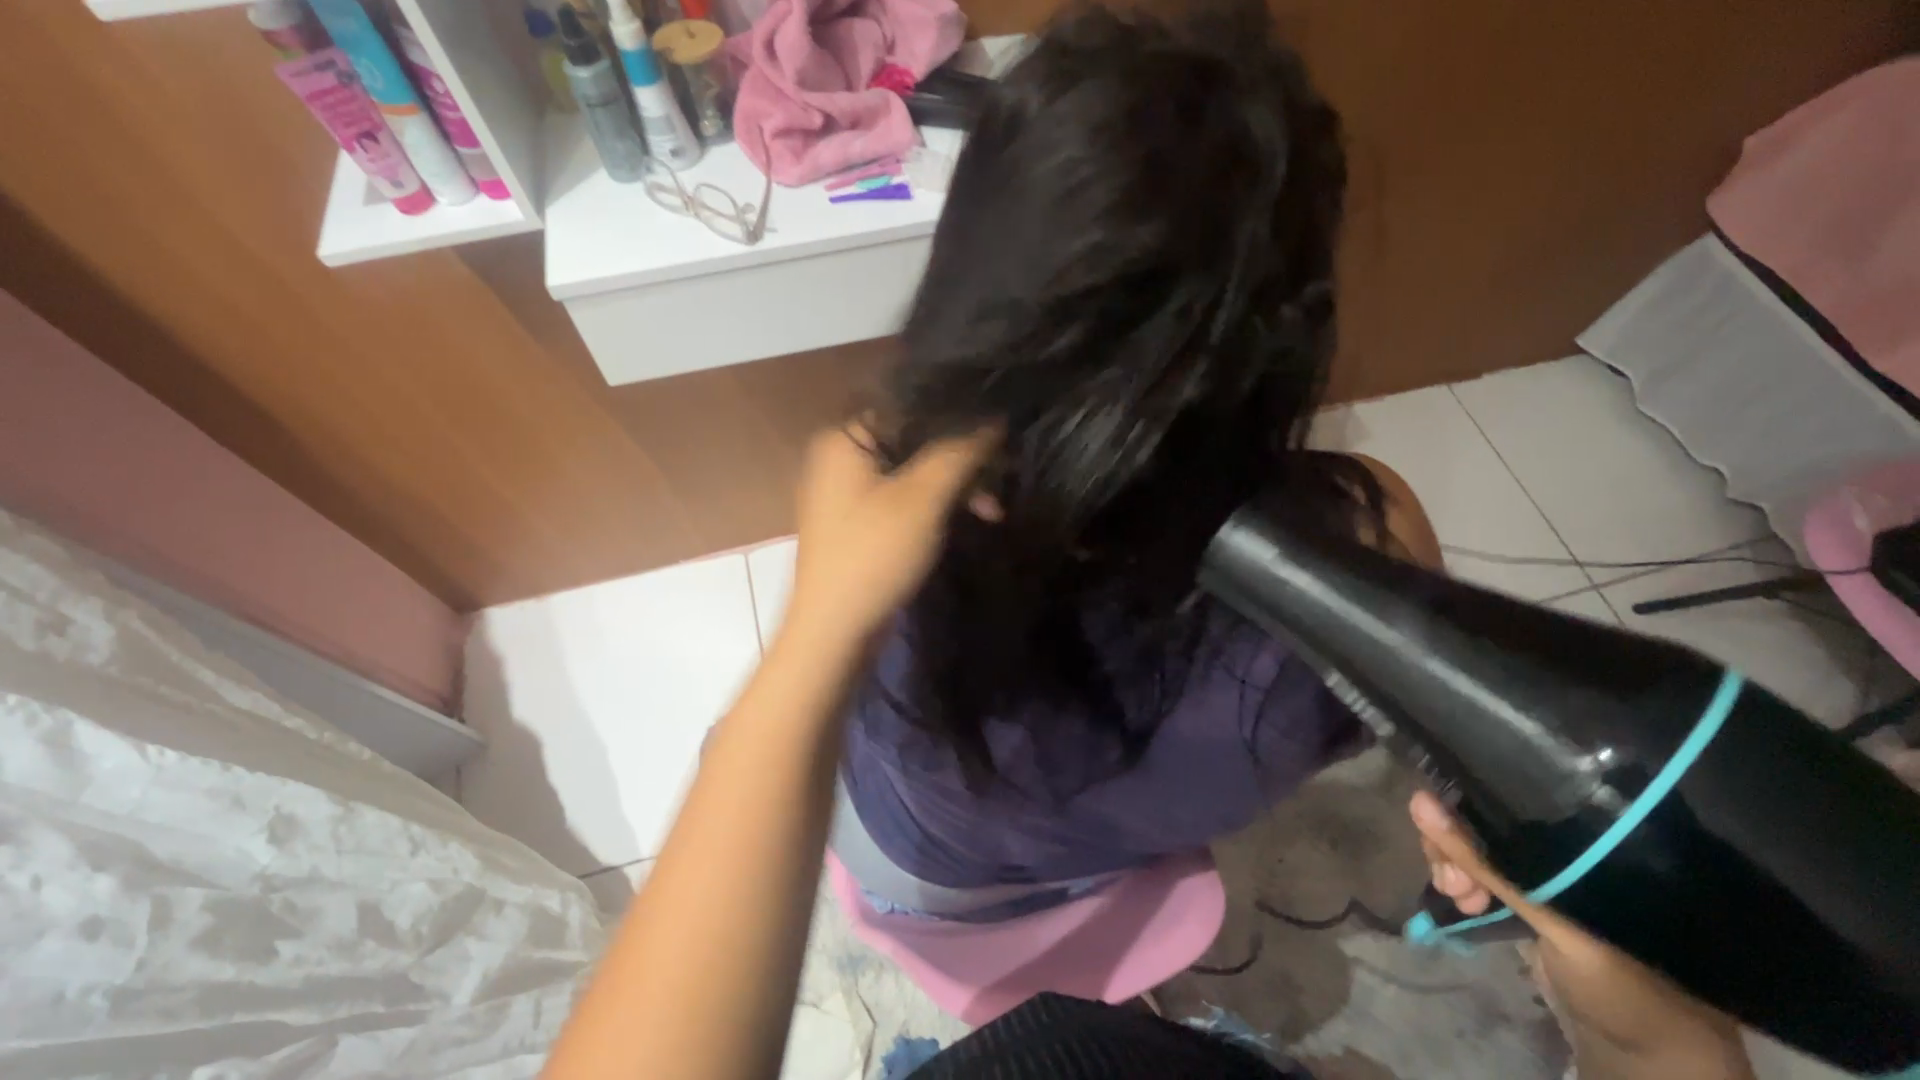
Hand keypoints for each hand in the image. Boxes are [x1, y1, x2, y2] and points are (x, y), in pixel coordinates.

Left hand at [782, 422, 998, 647]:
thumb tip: (994, 417)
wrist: (835, 631)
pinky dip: (936, 507)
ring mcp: (849, 492)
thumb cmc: (874, 554)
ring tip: (995, 510)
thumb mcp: (923, 498)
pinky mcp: (860, 523)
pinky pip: (905, 499)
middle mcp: (842, 456)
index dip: (956, 413)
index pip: (909, 404)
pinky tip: (971, 519)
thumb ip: (960, 451)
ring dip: (956, 486)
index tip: (999, 426)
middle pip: (914, 439)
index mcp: (844, 438)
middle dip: (962, 458)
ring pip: (914, 472)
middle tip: (1004, 475)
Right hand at [1410, 792, 1752, 1076]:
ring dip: (1455, 870)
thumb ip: (1488, 865)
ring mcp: (1544, 878)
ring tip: (1460, 901)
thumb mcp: (1552, 920)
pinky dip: (1464, 887)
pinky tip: (1461, 903)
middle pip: (1486, 822)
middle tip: (1454, 887)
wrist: (1649, 1055)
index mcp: (1583, 837)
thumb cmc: (1620, 980)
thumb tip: (1418, 801)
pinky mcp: (1531, 905)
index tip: (1447, 846)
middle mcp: (1562, 848)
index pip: (1508, 796)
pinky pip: (1483, 878)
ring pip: (1478, 851)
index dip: (1466, 810)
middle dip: (1456, 849)